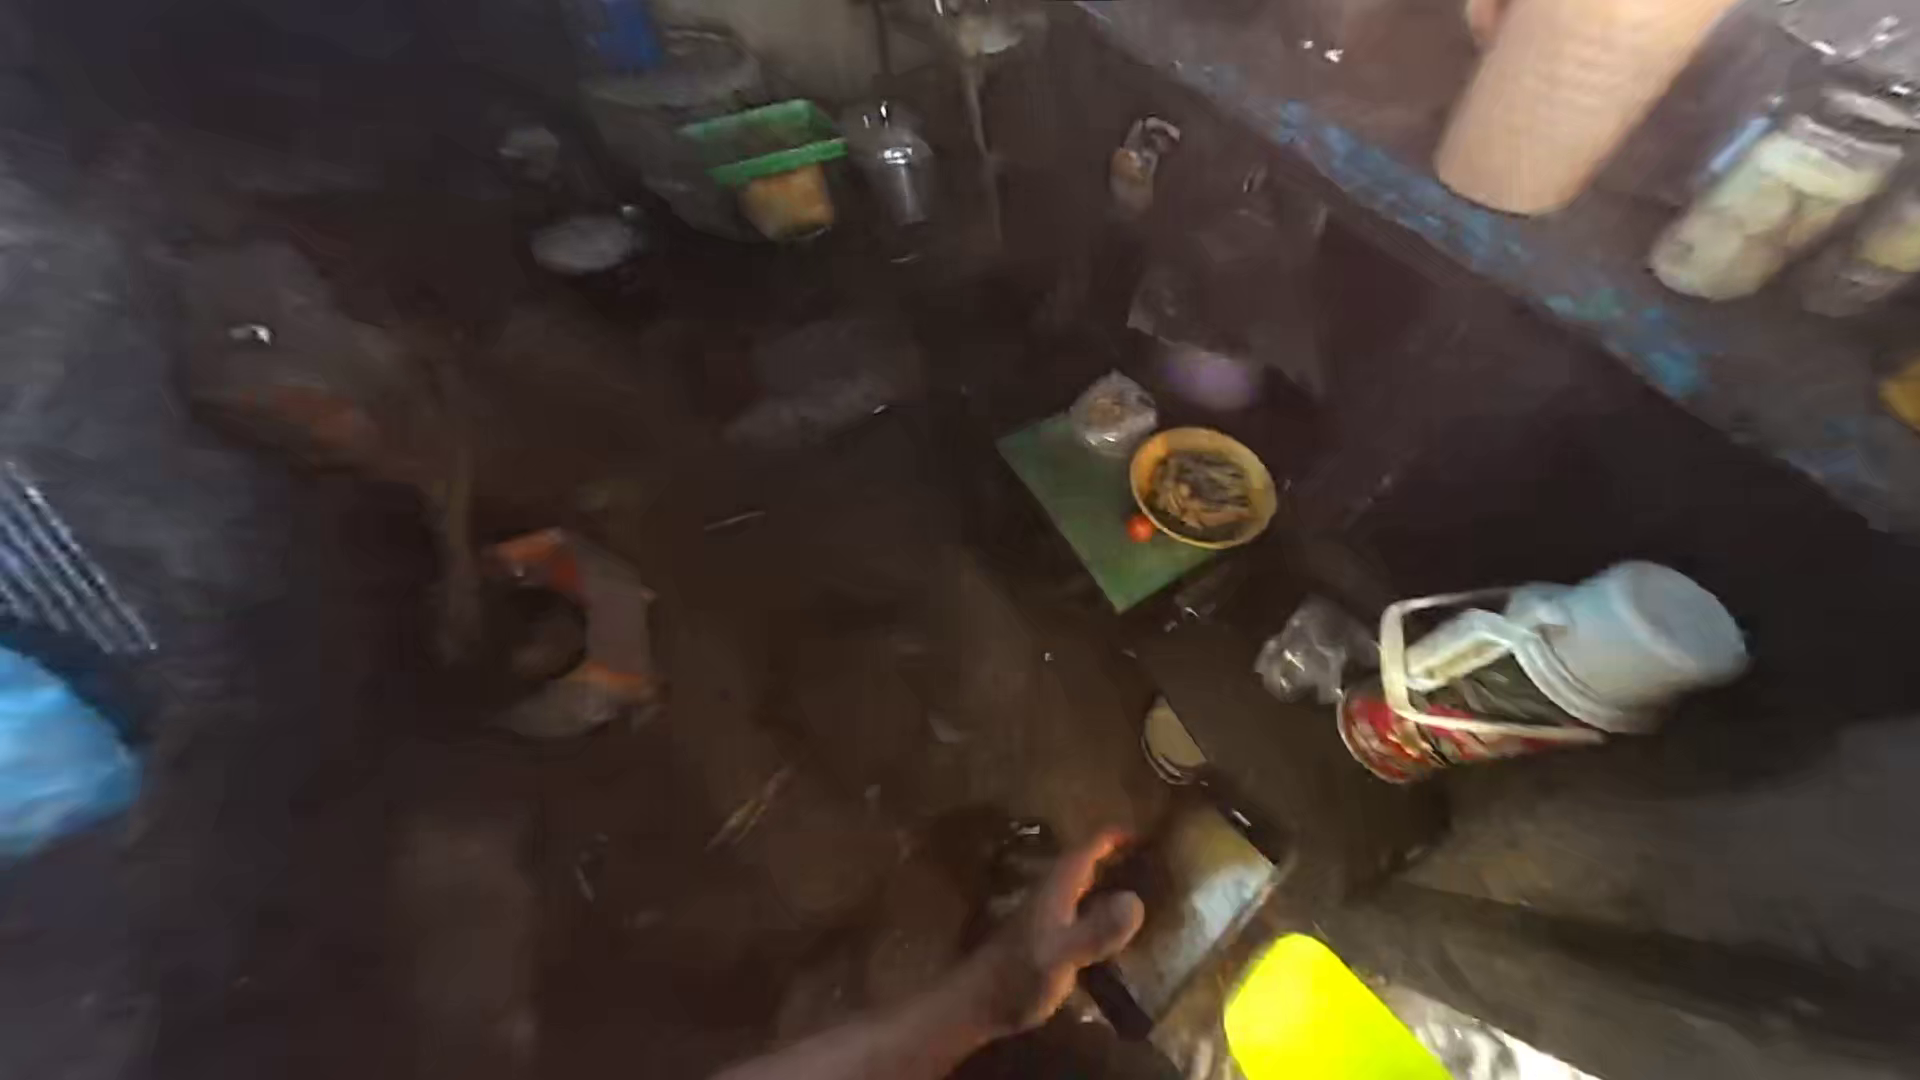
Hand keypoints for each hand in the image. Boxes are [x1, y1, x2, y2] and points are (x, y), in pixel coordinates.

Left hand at [955, 831, 1146, 1034]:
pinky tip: (1119, 929)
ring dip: (1110, 880)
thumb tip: (1136, 899)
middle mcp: (1055, 889)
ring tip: (1143, 890)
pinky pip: (1083, 908)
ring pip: (1085, 883)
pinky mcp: (1050, 932)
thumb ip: (1097, 930)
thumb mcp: (1063, 954)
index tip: (1145, 836)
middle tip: (1152, 863)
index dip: (1116, 837)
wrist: (982, 1000)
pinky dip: (1103, 908)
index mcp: (1059, 884)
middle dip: (1117, 856)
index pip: (1090, 847)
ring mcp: (1050, 910)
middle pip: (1089, 860)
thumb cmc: (1021, 973)